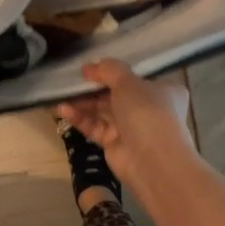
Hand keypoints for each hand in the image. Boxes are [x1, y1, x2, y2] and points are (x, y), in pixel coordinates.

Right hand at [58, 59, 203, 199]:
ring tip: (61, 93)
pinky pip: (94, 126)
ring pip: (102, 110)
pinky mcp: (115, 143)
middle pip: (115, 92)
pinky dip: (80, 118)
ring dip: (82, 102)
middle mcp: (148, 108)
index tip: (92, 65)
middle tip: (72, 78)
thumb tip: (89, 67)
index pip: (135, 76)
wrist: (153, 161)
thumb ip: (109, 69)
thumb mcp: (128, 81)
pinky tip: (63, 110)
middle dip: (92, 86)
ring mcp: (131, 127)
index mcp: (163, 90)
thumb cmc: (147, 112)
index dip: (113, 70)